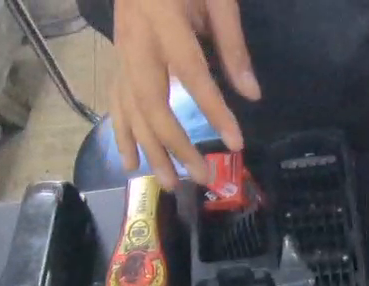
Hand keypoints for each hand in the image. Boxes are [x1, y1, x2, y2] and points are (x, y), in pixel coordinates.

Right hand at [111, 0, 259, 188]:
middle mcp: (134, 38)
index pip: (191, 72)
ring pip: (130, 107)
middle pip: (152, 101)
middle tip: (202, 179)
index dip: (213, 110)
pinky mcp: (117, 55)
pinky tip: (131, 162)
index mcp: (161, 17)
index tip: (236, 143)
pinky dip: (123, 132)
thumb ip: (232, 44)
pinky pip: (116, 99)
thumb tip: (252, 95)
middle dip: (177, 145)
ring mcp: (120, 48)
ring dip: (150, 150)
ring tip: (170, 185)